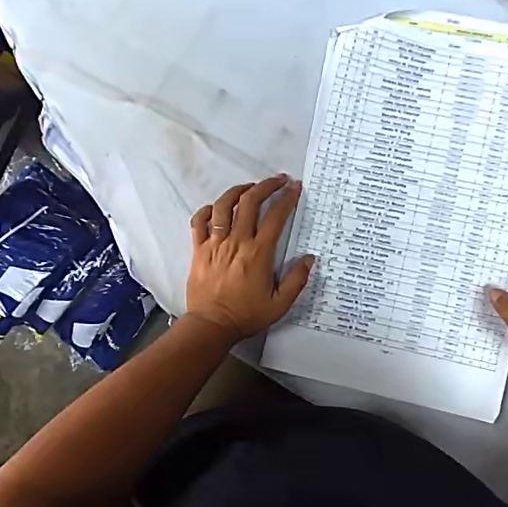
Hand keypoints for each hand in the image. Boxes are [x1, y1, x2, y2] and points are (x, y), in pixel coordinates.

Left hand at [185, 174, 313, 340]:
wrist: (211, 325)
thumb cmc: (246, 315)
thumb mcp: (280, 304)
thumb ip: (297, 280)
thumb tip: (309, 259)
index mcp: (258, 253)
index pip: (276, 217)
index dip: (287, 199)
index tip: (295, 188)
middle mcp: (236, 242)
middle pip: (250, 202)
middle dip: (266, 186)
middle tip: (277, 180)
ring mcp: (215, 244)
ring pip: (223, 206)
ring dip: (238, 191)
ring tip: (249, 187)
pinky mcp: (198, 250)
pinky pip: (199, 222)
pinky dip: (207, 210)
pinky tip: (216, 208)